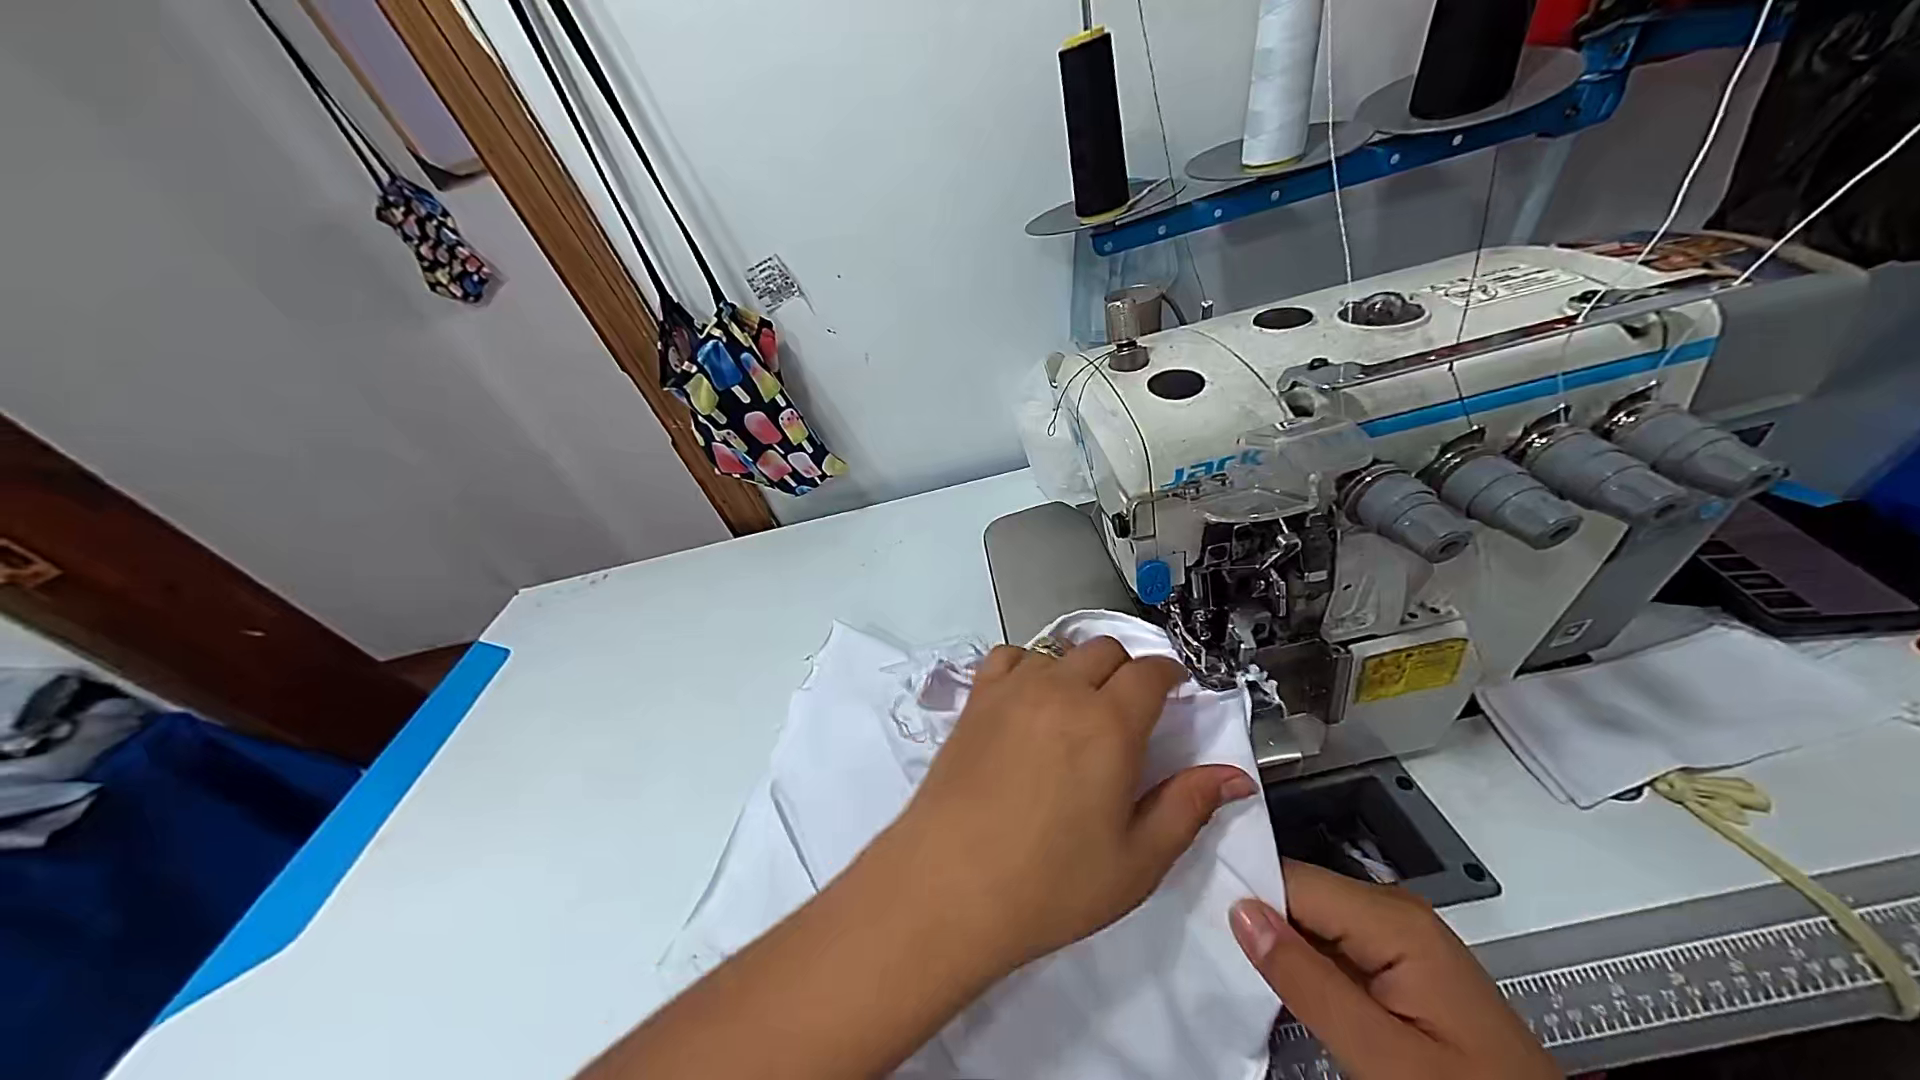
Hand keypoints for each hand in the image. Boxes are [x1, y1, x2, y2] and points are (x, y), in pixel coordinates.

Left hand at [876, 636, 1257, 975]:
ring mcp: (1012, 690)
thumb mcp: (1138, 861)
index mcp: (1109, 724)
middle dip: (1128, 670)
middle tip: (1130, 711)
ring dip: (1079, 670)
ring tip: (1079, 711)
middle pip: (1106, 650)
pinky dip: (1029, 667)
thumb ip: (1188, 807)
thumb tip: (1235, 777)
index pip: (1151, 672)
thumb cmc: (1051, 884)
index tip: (1175, 694)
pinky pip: (1009, 657)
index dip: (1171, 676)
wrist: (948, 886)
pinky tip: (1029, 701)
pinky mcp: (975, 700)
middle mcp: (1061, 691)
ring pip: (1058, 652)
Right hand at [1230, 860, 1556, 1079]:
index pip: (1291, 879)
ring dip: (1270, 939)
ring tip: (1222, 953)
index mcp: (1394, 919)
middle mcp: (1393, 912)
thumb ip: (1309, 982)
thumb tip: (1240, 910)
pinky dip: (1296, 959)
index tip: (1190, 906)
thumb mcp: (1386, 1059)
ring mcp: (1395, 938)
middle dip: (1253, 915)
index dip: (1241, 892)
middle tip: (1199, 935)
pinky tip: (1268, 975)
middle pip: (1298, 892)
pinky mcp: (1393, 964)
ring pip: (1308, 918)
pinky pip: (1327, 944)